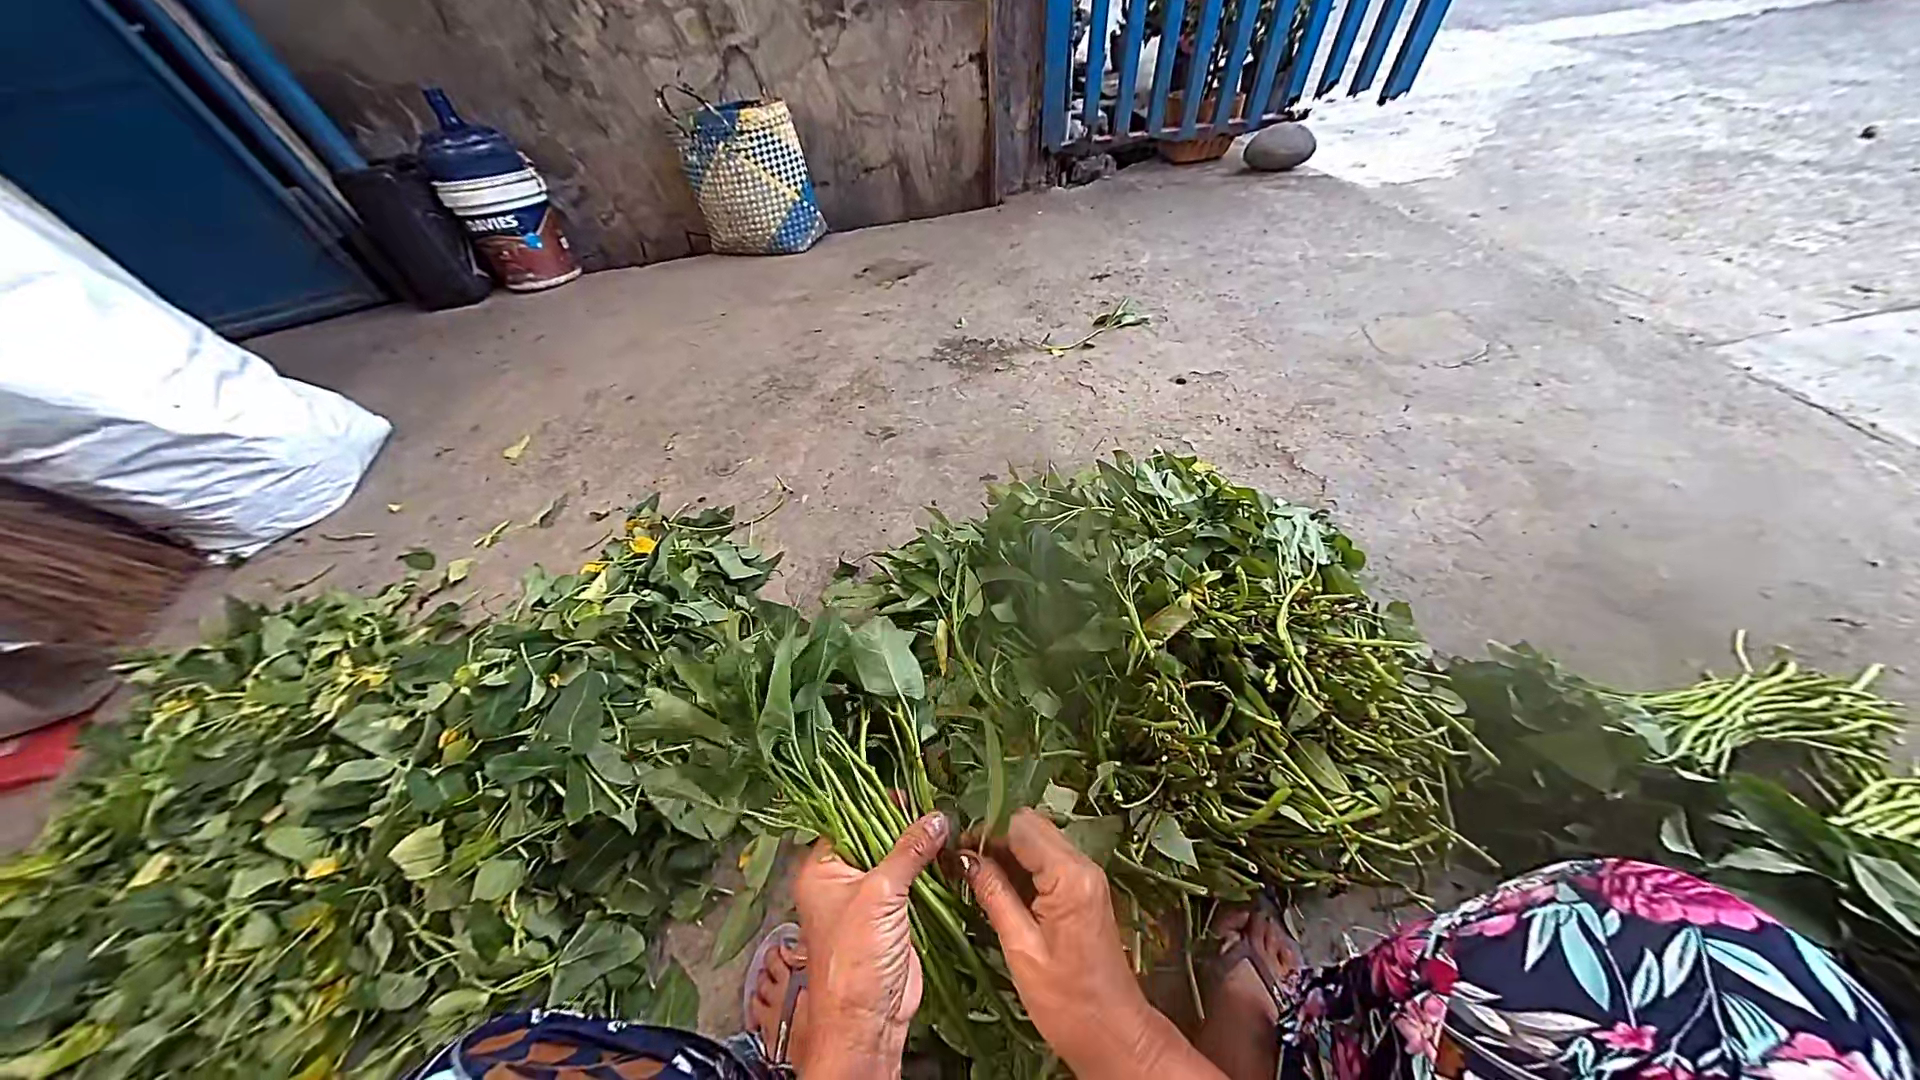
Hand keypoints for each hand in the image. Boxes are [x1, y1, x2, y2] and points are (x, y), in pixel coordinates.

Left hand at [789, 812, 948, 1077]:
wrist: (868, 1023)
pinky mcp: (893, 914)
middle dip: (903, 823)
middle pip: (875, 837)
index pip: (848, 820)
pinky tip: (947, 853)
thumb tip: (936, 818)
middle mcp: (843, 879)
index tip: (906, 792)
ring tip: (944, 824)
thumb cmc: (854, 961)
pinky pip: (912, 880)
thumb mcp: (880, 894)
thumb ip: (909, 851)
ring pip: (896, 858)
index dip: (875, 803)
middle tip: (931, 806)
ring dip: (919, 846)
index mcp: (823, 869)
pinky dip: (929, 868)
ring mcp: (868, 897)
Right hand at [959, 810, 1227, 1079]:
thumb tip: (966, 859)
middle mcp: (1082, 865)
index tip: (957, 844)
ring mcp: (1086, 874)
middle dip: (993, 835)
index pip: (1020, 826)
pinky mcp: (1083, 887)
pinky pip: (1047, 858)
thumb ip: (993, 894)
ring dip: (1006, 848)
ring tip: (975, 870)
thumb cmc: (1069, 1004)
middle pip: (1030, 825)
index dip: (984, 829)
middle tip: (963, 857)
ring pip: (1037, 838)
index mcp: (1069, 876)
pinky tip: (999, 882)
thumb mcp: (1021, 948)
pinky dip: (1021, 863)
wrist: (1115, 1035)